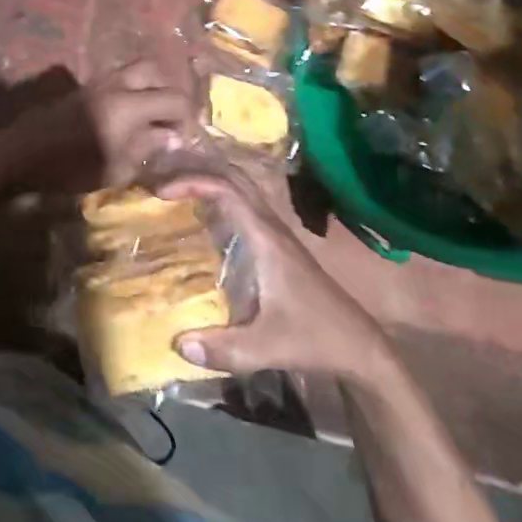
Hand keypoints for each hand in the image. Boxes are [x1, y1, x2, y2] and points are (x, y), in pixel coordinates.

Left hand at [84, 60, 194, 189]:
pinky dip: (127, 92)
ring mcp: (95, 83)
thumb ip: (148, 147)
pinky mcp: (81, 89)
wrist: (24, 154)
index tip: (183, 140)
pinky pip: (114, 81)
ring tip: (147, 120)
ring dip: (146, 89)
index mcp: (129, 105)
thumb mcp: (117, 168)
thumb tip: (170, 136)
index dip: (186, 118)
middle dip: (167, 91)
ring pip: (131, 71)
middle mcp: (114, 85)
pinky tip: (123, 119)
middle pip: (152, 69)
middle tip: (167, 119)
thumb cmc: (71, 167)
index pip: (174, 98)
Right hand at [161, 173, 391, 380]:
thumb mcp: (269, 349)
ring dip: (208, 182)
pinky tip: (198, 217)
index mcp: (267, 240)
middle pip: (234, 179)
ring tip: (173, 192)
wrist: (361, 347)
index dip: (194, 182)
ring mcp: (276, 234)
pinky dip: (218, 199)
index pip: (228, 191)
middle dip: (196, 173)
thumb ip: (226, 349)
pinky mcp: (276, 245)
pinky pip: (243, 206)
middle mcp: (271, 228)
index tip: (161, 192)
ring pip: (240, 189)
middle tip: (160, 184)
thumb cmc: (316, 339)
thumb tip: (178, 343)